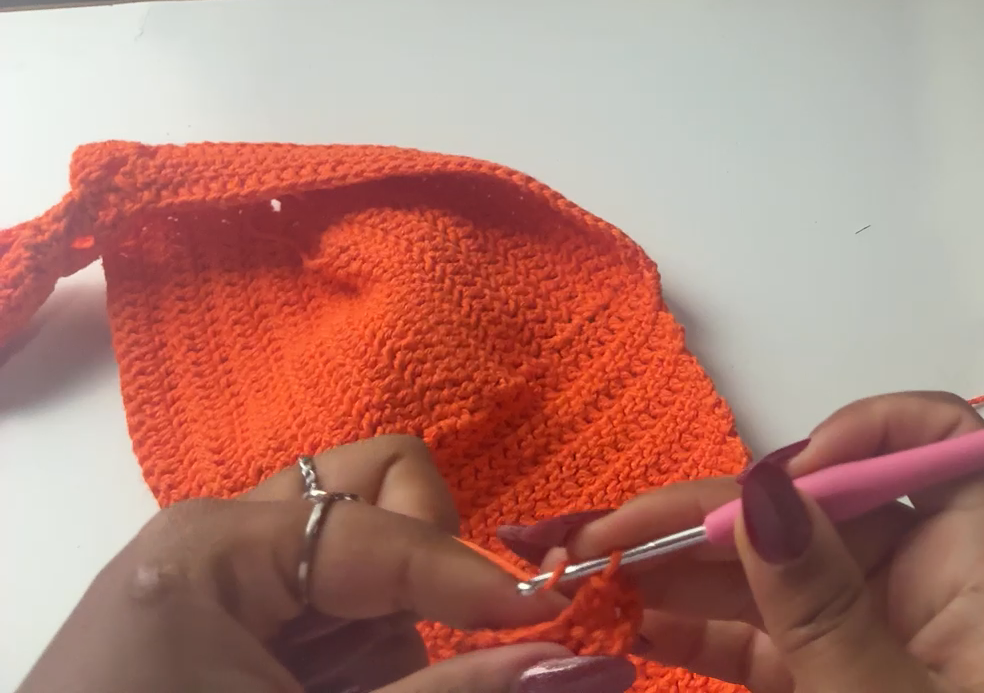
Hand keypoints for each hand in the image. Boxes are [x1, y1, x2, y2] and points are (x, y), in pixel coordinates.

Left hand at [21, 434, 637, 692]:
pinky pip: (336, 570)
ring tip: (347, 679)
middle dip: (423, 562)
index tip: (549, 618)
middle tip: (415, 636)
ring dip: (391, 601)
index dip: (478, 581)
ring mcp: (214, 556)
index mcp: (215, 547)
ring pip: (369, 524)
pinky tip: (323, 679)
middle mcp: (216, 526)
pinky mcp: (218, 594)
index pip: (398, 534)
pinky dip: (358, 620)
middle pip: (386, 485)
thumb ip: (460, 690)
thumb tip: (596, 670)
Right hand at [548, 391, 983, 692]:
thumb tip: (763, 493)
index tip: (789, 475)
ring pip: (785, 566)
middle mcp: (925, 584)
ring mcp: (873, 633)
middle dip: (730, 506)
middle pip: (833, 502)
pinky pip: (765, 636)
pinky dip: (701, 629)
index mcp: (976, 570)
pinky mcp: (832, 682)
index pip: (942, 444)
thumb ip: (827, 613)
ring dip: (693, 566)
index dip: (873, 429)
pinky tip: (632, 622)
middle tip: (614, 529)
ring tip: (595, 570)